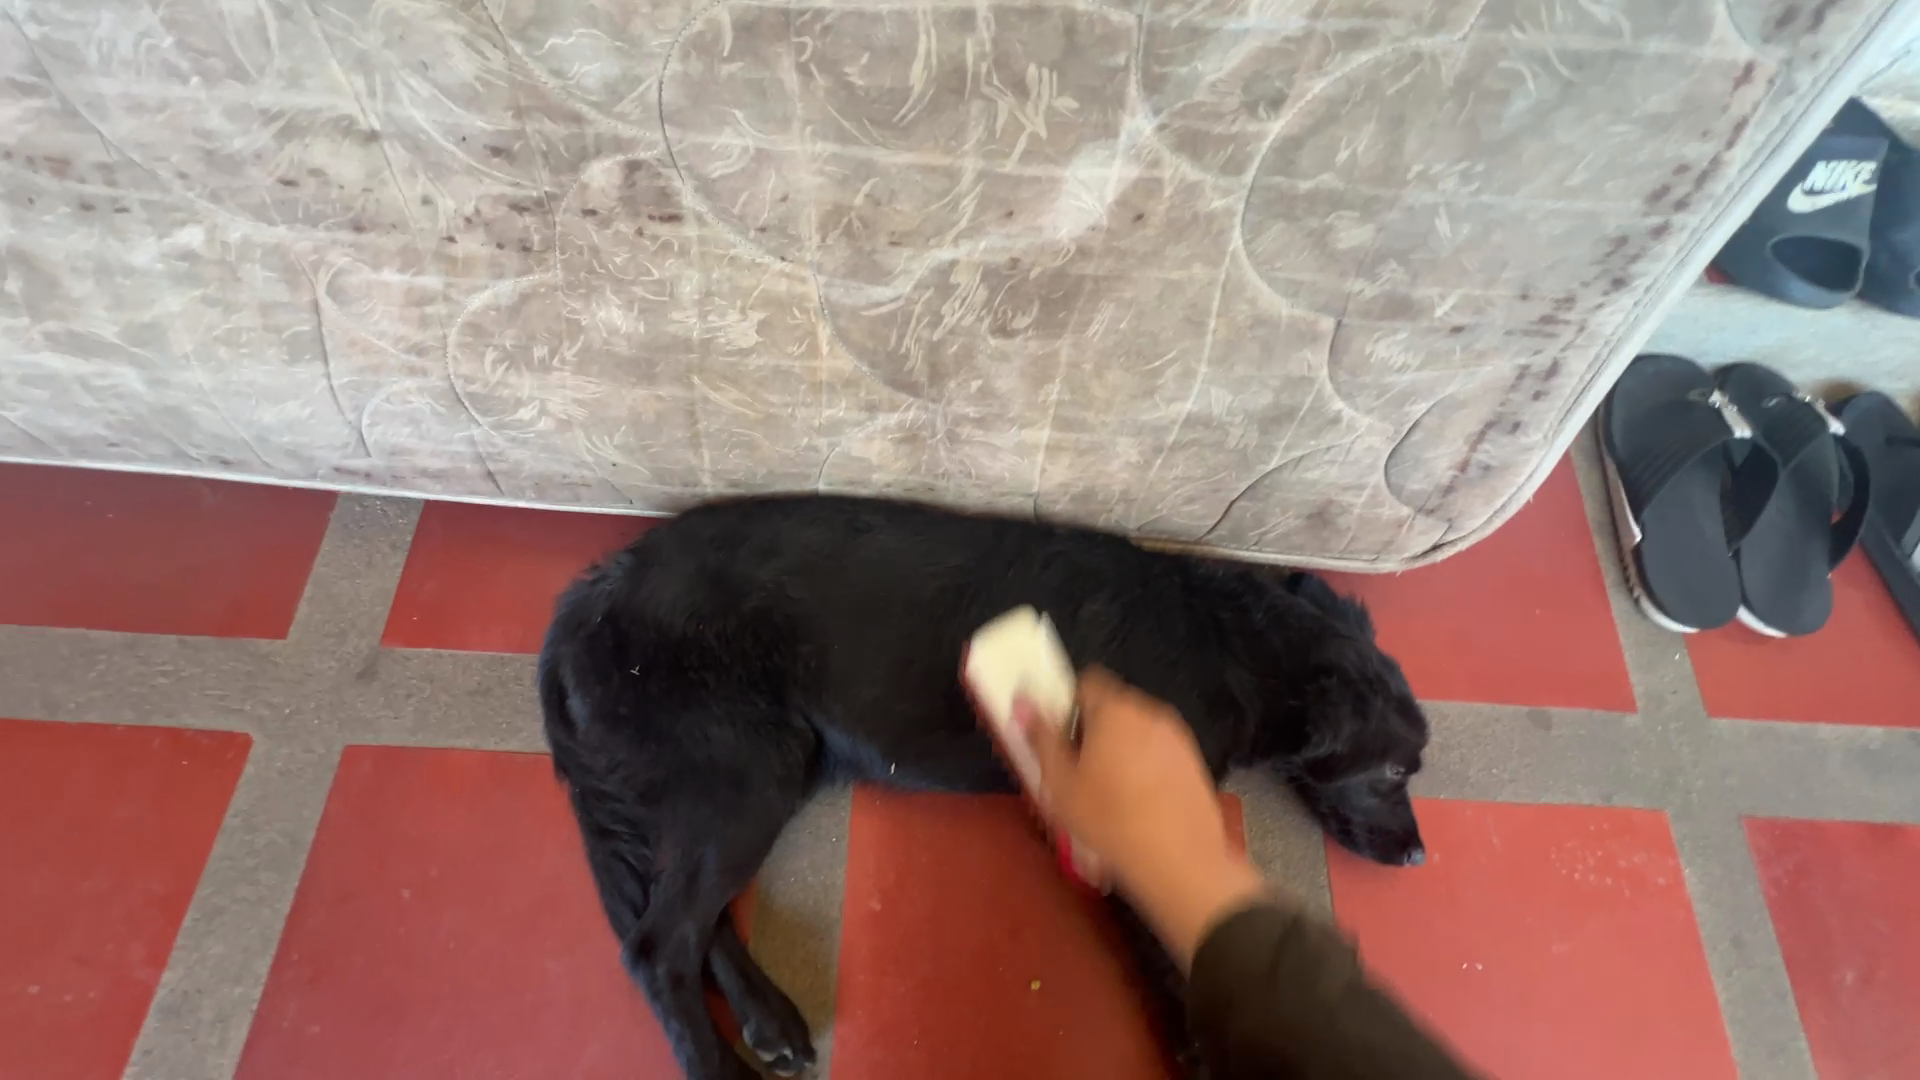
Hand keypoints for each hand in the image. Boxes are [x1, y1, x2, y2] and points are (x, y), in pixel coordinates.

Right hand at [1019, 668, 1271, 967]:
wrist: (1180, 860)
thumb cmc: (1110, 820)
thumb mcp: (1061, 784)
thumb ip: (1041, 737)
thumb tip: (1022, 703)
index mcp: (1113, 709)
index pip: (1085, 683)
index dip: (1068, 704)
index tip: (1060, 735)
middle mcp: (1148, 711)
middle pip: (1111, 706)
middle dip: (1094, 728)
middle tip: (1079, 768)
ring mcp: (1175, 735)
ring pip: (1136, 729)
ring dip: (1121, 746)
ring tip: (1110, 790)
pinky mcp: (1193, 759)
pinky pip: (1159, 749)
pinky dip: (1146, 763)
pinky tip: (1138, 800)